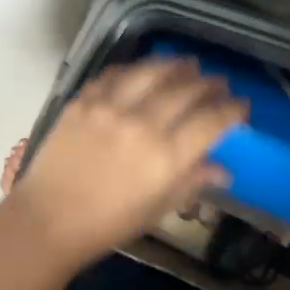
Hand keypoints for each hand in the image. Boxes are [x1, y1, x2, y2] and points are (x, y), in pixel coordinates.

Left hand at [7, 58, 245, 266]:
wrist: (48, 220)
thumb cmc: (108, 224)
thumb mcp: (158, 209)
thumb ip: (191, 182)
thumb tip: (223, 170)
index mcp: (167, 157)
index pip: (211, 121)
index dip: (232, 110)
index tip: (240, 106)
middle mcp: (142, 124)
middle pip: (186, 90)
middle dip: (208, 84)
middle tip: (218, 83)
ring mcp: (109, 107)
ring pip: (152, 72)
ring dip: (175, 67)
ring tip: (187, 65)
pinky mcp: (83, 101)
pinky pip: (115, 75)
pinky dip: (134, 70)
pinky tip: (142, 71)